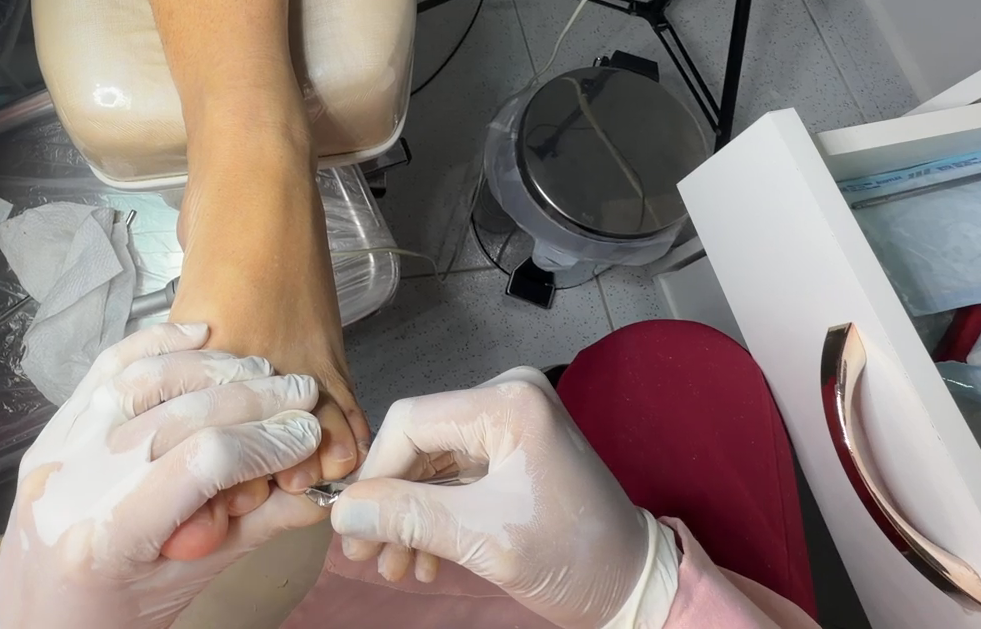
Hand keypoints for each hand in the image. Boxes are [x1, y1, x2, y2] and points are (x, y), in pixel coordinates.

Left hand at [0, 322, 327, 628]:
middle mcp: (75, 481)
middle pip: (180, 413)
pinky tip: (200, 334)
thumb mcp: (187, 586)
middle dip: (252, 398)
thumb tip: (318, 490)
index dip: (266, 442)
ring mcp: (56, 448)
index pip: (204, 461)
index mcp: (107, 539)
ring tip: (260, 371)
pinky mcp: (53, 428)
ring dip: (210, 365)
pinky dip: (155, 341)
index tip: (308, 435)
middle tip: (301, 393)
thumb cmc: (111, 622)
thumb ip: (253, 531)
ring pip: (143, 378)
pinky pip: (106, 367)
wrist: (24, 628)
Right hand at [330, 368, 662, 628]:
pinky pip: (456, 466)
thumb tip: (341, 511)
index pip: (412, 421)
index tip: (353, 523)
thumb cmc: (571, 561)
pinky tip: (423, 553)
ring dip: (411, 509)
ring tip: (394, 564)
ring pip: (434, 456)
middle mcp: (506, 392)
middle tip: (367, 551)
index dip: (376, 471)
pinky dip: (437, 506)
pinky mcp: (511, 438)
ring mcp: (510, 414)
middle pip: (421, 438)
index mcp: (507, 402)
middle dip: (393, 498)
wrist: (639, 588)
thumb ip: (409, 517)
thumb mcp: (485, 541)